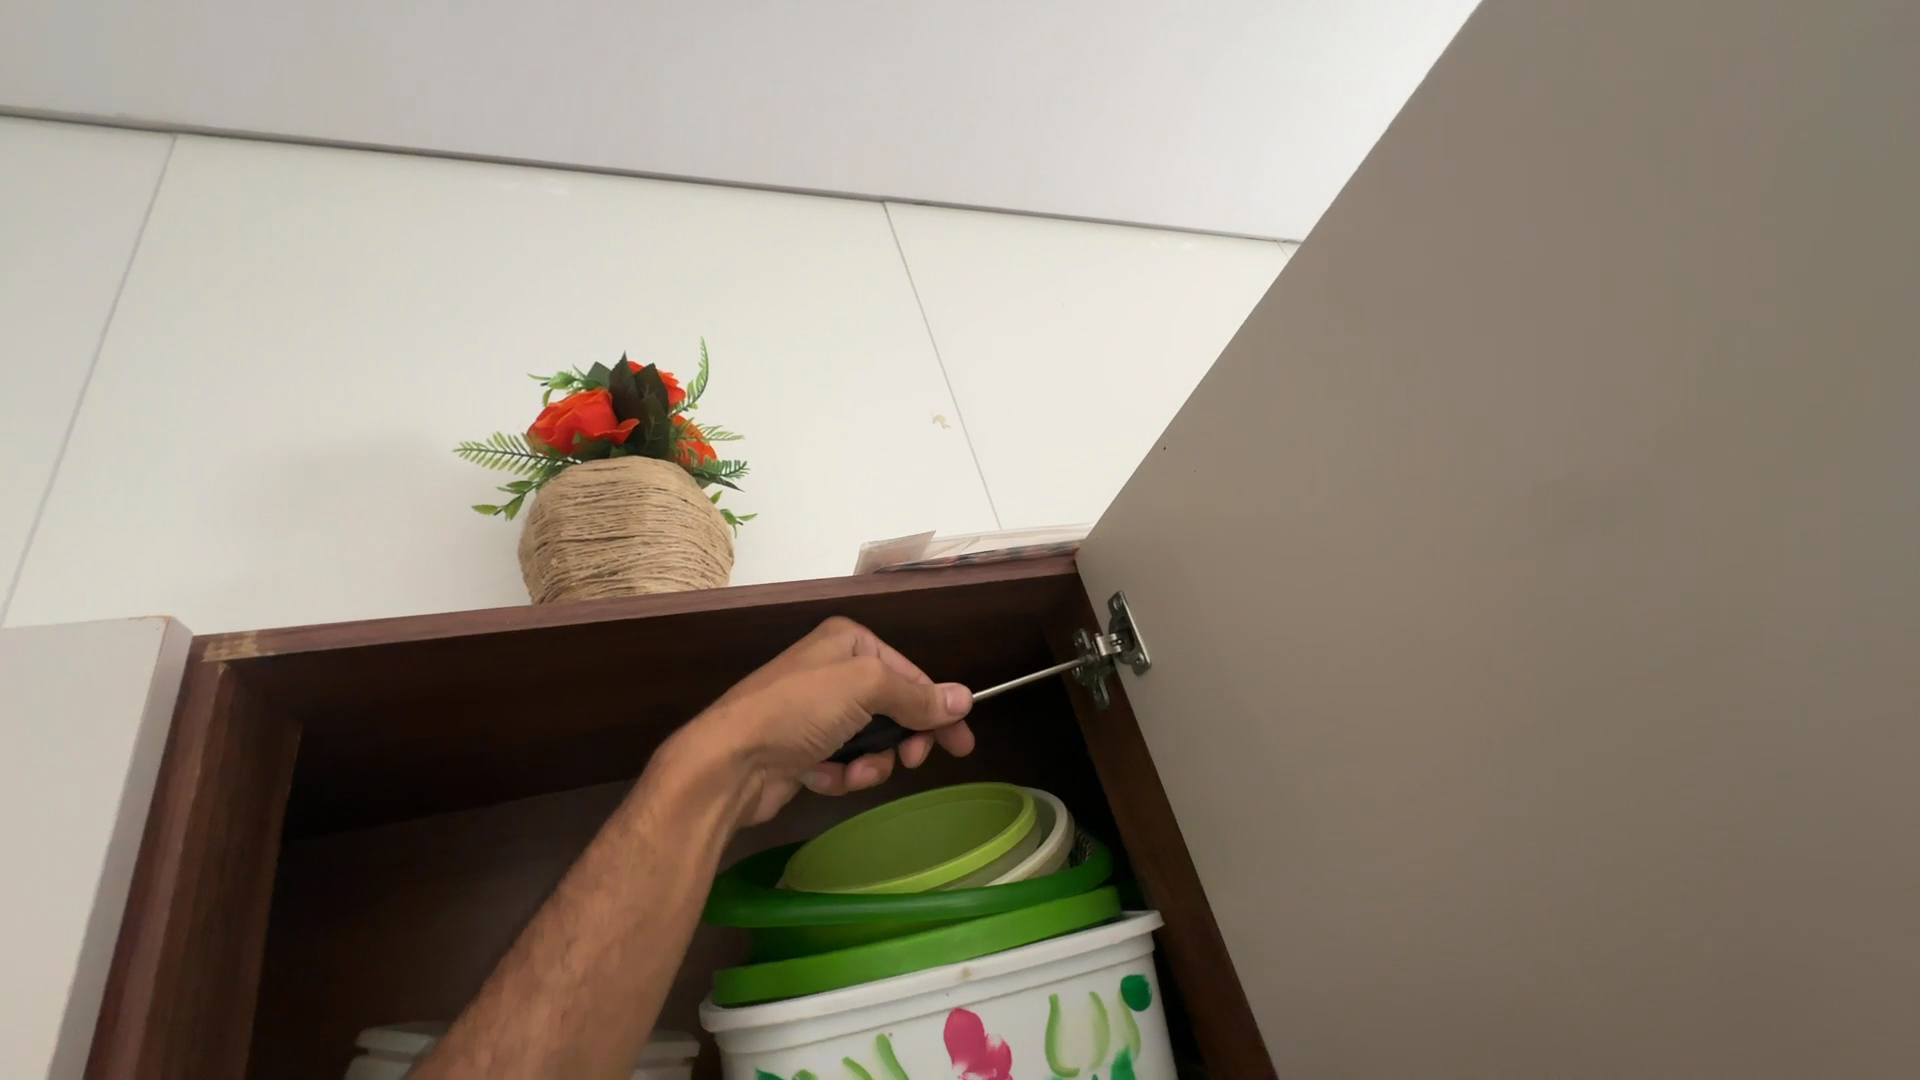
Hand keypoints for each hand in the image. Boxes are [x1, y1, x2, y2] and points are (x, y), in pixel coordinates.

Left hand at [681, 617, 974, 826]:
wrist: (727, 763)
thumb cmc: (798, 710)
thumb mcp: (866, 689)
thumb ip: (917, 695)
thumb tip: (963, 699)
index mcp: (849, 642)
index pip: (910, 675)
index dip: (937, 709)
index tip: (961, 743)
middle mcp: (834, 671)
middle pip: (894, 709)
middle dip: (900, 739)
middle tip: (911, 761)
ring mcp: (817, 712)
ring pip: (872, 743)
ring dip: (868, 763)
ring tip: (851, 774)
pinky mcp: (804, 749)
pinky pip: (844, 763)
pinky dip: (840, 775)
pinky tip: (820, 777)